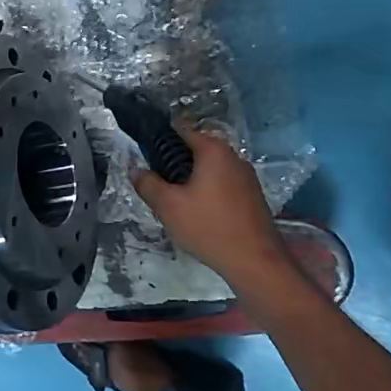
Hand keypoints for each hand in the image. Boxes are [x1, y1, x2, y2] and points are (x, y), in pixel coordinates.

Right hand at [131, 124, 292, 285]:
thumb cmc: (208, 227)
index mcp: (213, 150)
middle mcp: (233, 156)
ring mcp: (246, 177)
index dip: (160, 141)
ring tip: (177, 206)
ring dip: (192, 182)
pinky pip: (223, 186)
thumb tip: (135, 169)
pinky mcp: (253, 196)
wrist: (255, 261)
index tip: (145, 158)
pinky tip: (200, 217)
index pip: (181, 130)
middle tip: (159, 188)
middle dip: (175, 165)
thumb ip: (148, 184)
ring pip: (210, 171)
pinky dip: (208, 194)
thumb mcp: (168, 206)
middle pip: (196, 151)